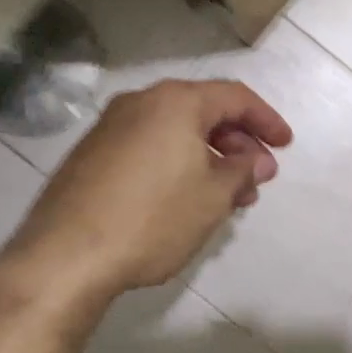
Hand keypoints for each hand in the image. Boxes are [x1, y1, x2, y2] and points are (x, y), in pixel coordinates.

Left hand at [8, 79, 293, 295]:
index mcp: (175, 101)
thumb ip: (243, 170)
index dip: (266, 121)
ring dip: (207, 157)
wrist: (66, 256)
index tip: (286, 147)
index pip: (234, 97)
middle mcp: (140, 103)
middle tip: (257, 178)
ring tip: (226, 197)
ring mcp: (110, 128)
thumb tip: (257, 160)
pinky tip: (184, 199)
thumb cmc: (152, 219)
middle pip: (202, 111)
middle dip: (237, 143)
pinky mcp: (91, 155)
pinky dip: (176, 163)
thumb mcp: (213, 197)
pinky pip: (148, 147)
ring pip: (174, 131)